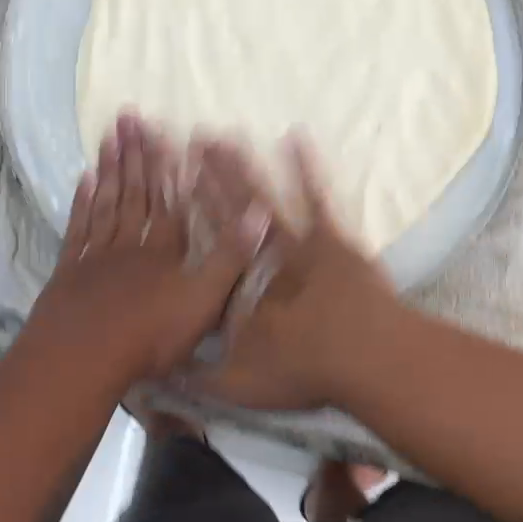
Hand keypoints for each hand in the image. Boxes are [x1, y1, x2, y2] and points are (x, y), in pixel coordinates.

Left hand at [21, 113, 269, 385]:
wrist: (82, 356)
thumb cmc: (149, 334)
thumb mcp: (204, 300)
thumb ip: (230, 257)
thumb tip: (259, 213)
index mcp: (164, 250)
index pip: (169, 199)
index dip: (166, 165)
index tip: (162, 129)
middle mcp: (130, 242)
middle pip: (135, 192)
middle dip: (134, 154)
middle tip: (127, 116)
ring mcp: (96, 254)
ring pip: (105, 202)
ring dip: (109, 169)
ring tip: (108, 136)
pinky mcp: (68, 270)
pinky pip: (78, 228)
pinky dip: (81, 201)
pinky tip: (83, 179)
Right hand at [180, 133, 403, 410]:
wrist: (368, 356)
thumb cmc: (305, 369)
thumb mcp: (241, 385)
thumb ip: (199, 380)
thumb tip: (154, 377)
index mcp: (236, 289)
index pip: (203, 246)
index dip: (185, 216)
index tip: (167, 189)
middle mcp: (262, 257)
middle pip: (226, 212)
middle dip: (203, 180)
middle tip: (181, 148)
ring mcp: (300, 242)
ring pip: (261, 197)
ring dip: (238, 167)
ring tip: (216, 137)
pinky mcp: (335, 239)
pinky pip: (317, 196)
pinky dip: (306, 166)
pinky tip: (296, 136)